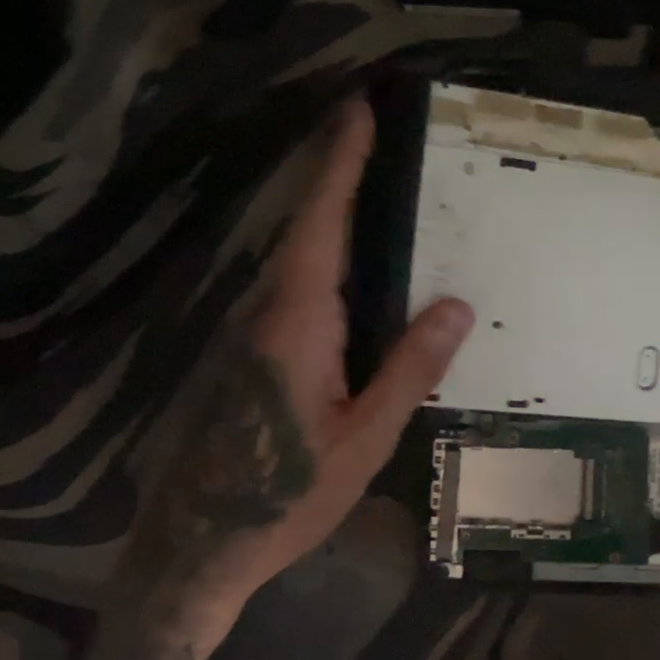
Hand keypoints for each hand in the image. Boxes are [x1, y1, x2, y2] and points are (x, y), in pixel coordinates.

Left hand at [117, 99, 473, 641]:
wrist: (202, 547)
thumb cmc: (288, 494)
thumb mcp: (365, 438)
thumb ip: (409, 368)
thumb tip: (457, 304)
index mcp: (298, 322)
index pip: (321, 224)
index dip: (339, 165)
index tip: (357, 112)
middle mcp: (269, 314)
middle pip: (307, 229)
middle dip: (341, 178)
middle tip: (384, 141)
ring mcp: (254, 335)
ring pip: (300, 261)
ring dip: (335, 219)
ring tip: (384, 195)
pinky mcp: (254, 357)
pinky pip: (298, 293)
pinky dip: (331, 264)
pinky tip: (364, 279)